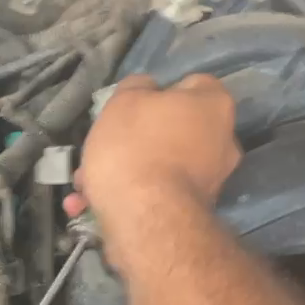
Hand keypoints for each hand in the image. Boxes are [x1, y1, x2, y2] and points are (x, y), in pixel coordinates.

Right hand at [64, 74, 240, 268]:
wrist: (143, 219)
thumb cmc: (134, 150)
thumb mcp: (123, 102)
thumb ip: (134, 89)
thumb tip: (144, 90)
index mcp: (213, 104)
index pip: (189, 85)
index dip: (154, 96)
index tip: (127, 114)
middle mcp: (221, 140)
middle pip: (170, 134)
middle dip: (131, 147)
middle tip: (97, 160)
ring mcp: (208, 182)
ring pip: (156, 171)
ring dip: (120, 178)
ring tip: (83, 194)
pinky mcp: (187, 215)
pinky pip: (152, 200)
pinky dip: (126, 203)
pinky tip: (91, 211)